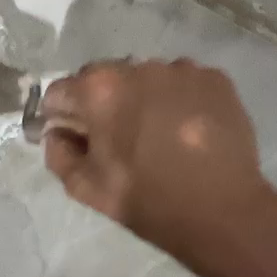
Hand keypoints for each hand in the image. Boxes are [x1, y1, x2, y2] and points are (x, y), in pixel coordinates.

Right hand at [39, 59, 276, 276]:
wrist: (219, 210)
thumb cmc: (143, 198)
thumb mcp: (82, 186)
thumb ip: (57, 152)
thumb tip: (59, 132)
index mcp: (99, 90)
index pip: (60, 91)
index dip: (59, 116)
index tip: (71, 136)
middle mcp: (139, 66)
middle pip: (102, 78)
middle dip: (99, 102)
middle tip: (113, 137)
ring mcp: (182, 69)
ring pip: (144, 78)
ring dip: (138, 98)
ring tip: (153, 133)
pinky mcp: (215, 79)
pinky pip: (181, 83)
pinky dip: (175, 99)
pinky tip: (182, 128)